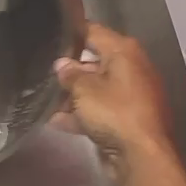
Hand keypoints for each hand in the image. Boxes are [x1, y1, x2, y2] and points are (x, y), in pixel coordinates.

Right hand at [53, 22, 172, 181]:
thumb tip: (62, 64)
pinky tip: (58, 122)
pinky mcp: (128, 116)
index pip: (93, 32)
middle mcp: (131, 67)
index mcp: (124, 52)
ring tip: (46, 102)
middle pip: (95, 62)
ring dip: (73, 95)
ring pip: (97, 88)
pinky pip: (101, 109)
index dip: (71, 33)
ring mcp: (131, 94)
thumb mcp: (84, 90)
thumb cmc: (114, 113)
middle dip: (70, 70)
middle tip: (44, 76)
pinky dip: (83, 114)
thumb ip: (70, 75)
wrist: (141, 153)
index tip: (51, 38)